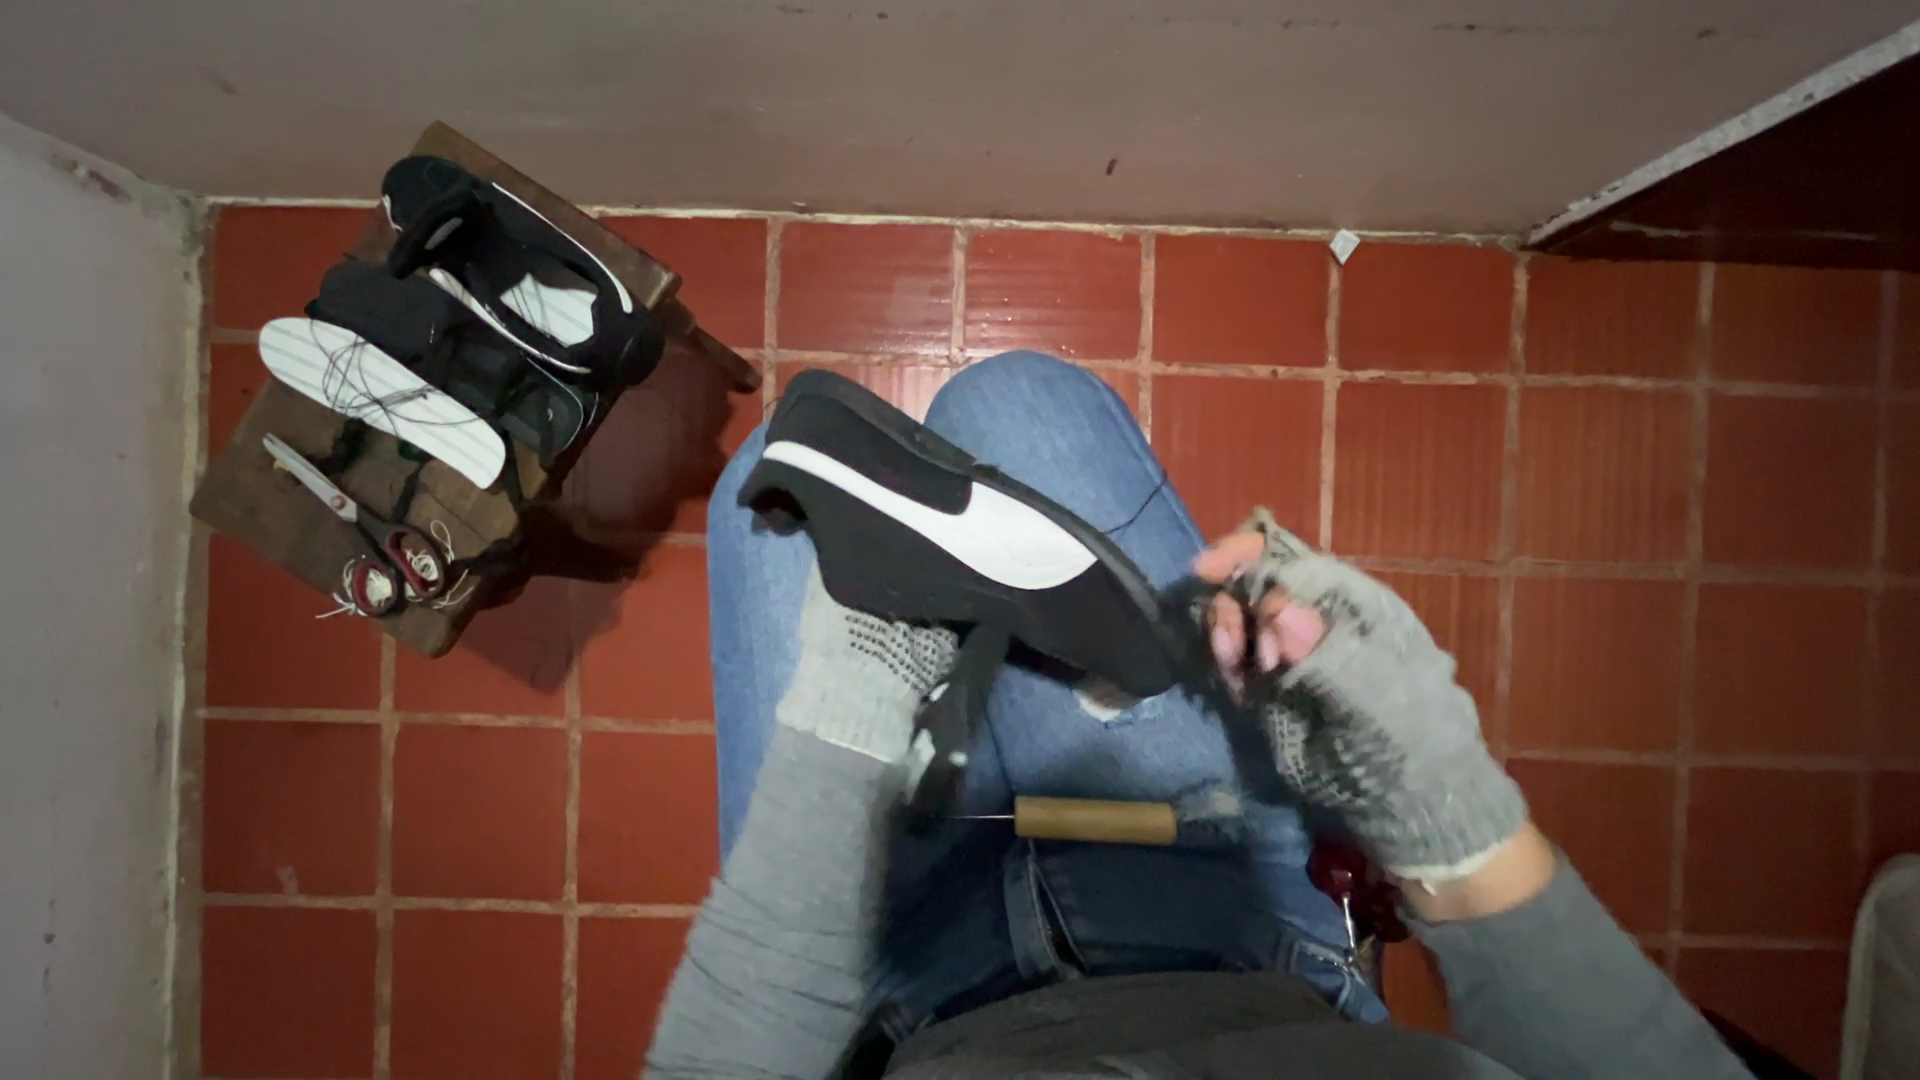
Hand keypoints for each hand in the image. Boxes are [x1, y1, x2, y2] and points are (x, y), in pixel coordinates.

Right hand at [1188, 510, 1527, 884]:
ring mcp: (1287, 646)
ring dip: (1223, 633)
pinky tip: (1235, 689)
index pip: (1292, 557)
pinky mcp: (1265, 678)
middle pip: (1252, 578)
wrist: (1402, 804)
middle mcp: (1314, 615)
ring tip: (1233, 673)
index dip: (1246, 555)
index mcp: (1352, 604)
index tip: (1204, 572)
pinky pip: (1230, 652)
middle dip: (1231, 603)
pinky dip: (1222, 663)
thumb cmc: (1405, 746)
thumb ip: (1327, 654)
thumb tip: (1279, 605)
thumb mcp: (1376, 702)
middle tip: (1230, 652)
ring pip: (1235, 614)